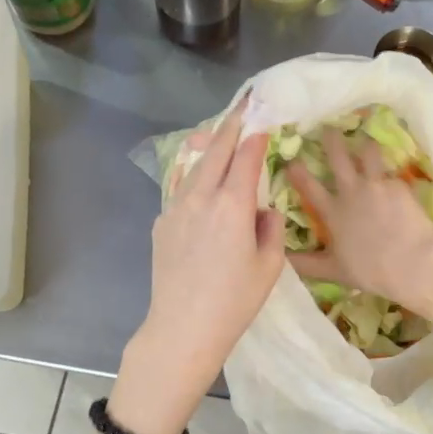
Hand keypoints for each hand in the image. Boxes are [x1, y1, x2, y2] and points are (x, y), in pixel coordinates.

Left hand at [134, 102, 286, 393]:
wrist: (182, 328)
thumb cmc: (234, 302)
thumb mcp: (269, 267)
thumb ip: (270, 229)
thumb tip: (262, 211)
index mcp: (232, 205)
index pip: (246, 156)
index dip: (256, 133)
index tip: (264, 115)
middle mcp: (201, 197)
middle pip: (216, 150)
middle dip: (231, 125)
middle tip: (244, 105)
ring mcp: (176, 208)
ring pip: (195, 166)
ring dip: (210, 146)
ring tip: (220, 132)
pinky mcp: (161, 223)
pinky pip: (182, 189)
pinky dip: (196, 176)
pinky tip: (202, 179)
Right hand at [286, 128, 432, 306]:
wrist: (413, 265)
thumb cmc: (371, 271)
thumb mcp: (334, 271)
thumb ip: (306, 263)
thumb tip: (283, 259)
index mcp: (334, 212)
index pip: (309, 187)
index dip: (298, 172)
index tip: (291, 161)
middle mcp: (352, 192)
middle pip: (339, 157)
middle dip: (331, 140)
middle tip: (329, 128)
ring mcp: (377, 185)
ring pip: (368, 153)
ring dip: (365, 146)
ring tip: (366, 141)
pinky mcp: (401, 185)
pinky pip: (392, 173)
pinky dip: (390, 174)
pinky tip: (395, 176)